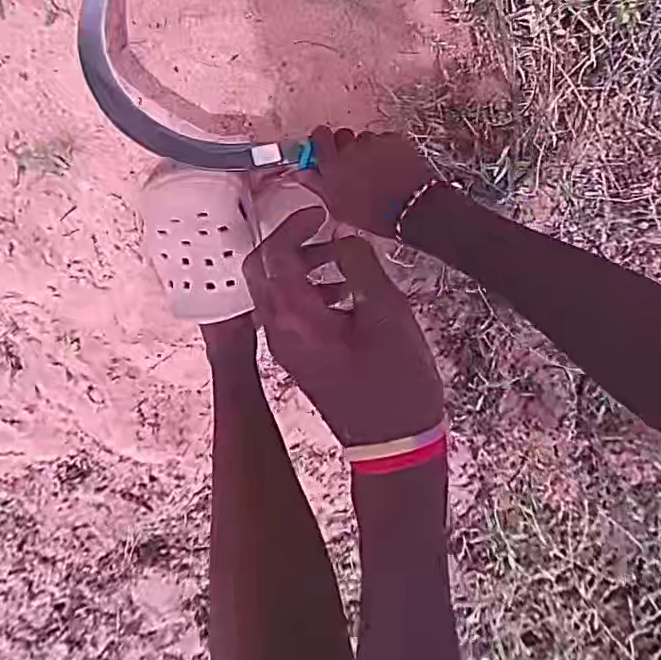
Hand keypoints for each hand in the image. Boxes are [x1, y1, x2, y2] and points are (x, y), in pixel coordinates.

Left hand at [243, 208, 444, 446]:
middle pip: (264, 271)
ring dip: (302, 267)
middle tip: (323, 231)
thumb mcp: (387, 312)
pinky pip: (291, 311)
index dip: (294, 226)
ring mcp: (286, 347)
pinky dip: (310, 290)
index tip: (320, 214)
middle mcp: (279, 331)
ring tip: (345, 261)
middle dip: (290, 244)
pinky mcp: (300, 356)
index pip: (274, 255)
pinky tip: (349, 291)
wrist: (395, 446)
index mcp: (294, 318)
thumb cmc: (396, 382)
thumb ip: (360, 264)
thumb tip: (342, 236)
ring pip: (276, 290)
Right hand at [299, 127, 437, 237]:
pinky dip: (386, 150)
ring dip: (366, 150)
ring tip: (374, 171)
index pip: (319, 135)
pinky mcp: (394, 140)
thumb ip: (317, 184)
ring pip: (364, 139)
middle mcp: (351, 147)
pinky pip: (385, 140)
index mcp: (332, 162)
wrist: (411, 208)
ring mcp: (374, 142)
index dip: (321, 141)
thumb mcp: (337, 206)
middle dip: (344, 146)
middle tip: (350, 165)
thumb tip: (303, 174)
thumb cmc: (374, 213)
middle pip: (342, 135)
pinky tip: (389, 167)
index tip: (323, 149)